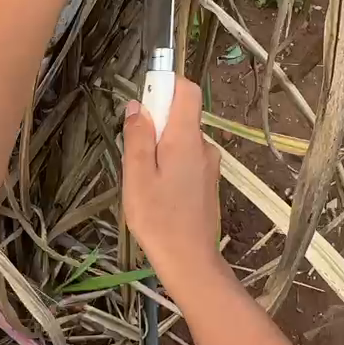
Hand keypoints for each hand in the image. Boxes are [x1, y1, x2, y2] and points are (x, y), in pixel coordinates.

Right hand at [122, 76, 223, 279]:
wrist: (190, 260)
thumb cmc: (158, 218)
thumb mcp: (137, 176)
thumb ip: (137, 137)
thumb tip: (136, 106)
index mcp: (186, 139)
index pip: (187, 90)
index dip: (167, 83)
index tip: (144, 98)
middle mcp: (204, 146)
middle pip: (181, 116)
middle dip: (155, 124)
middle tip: (134, 156)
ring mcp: (209, 165)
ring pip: (181, 140)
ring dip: (160, 148)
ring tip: (143, 181)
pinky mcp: (208, 182)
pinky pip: (186, 159)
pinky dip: (169, 164)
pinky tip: (157, 193)